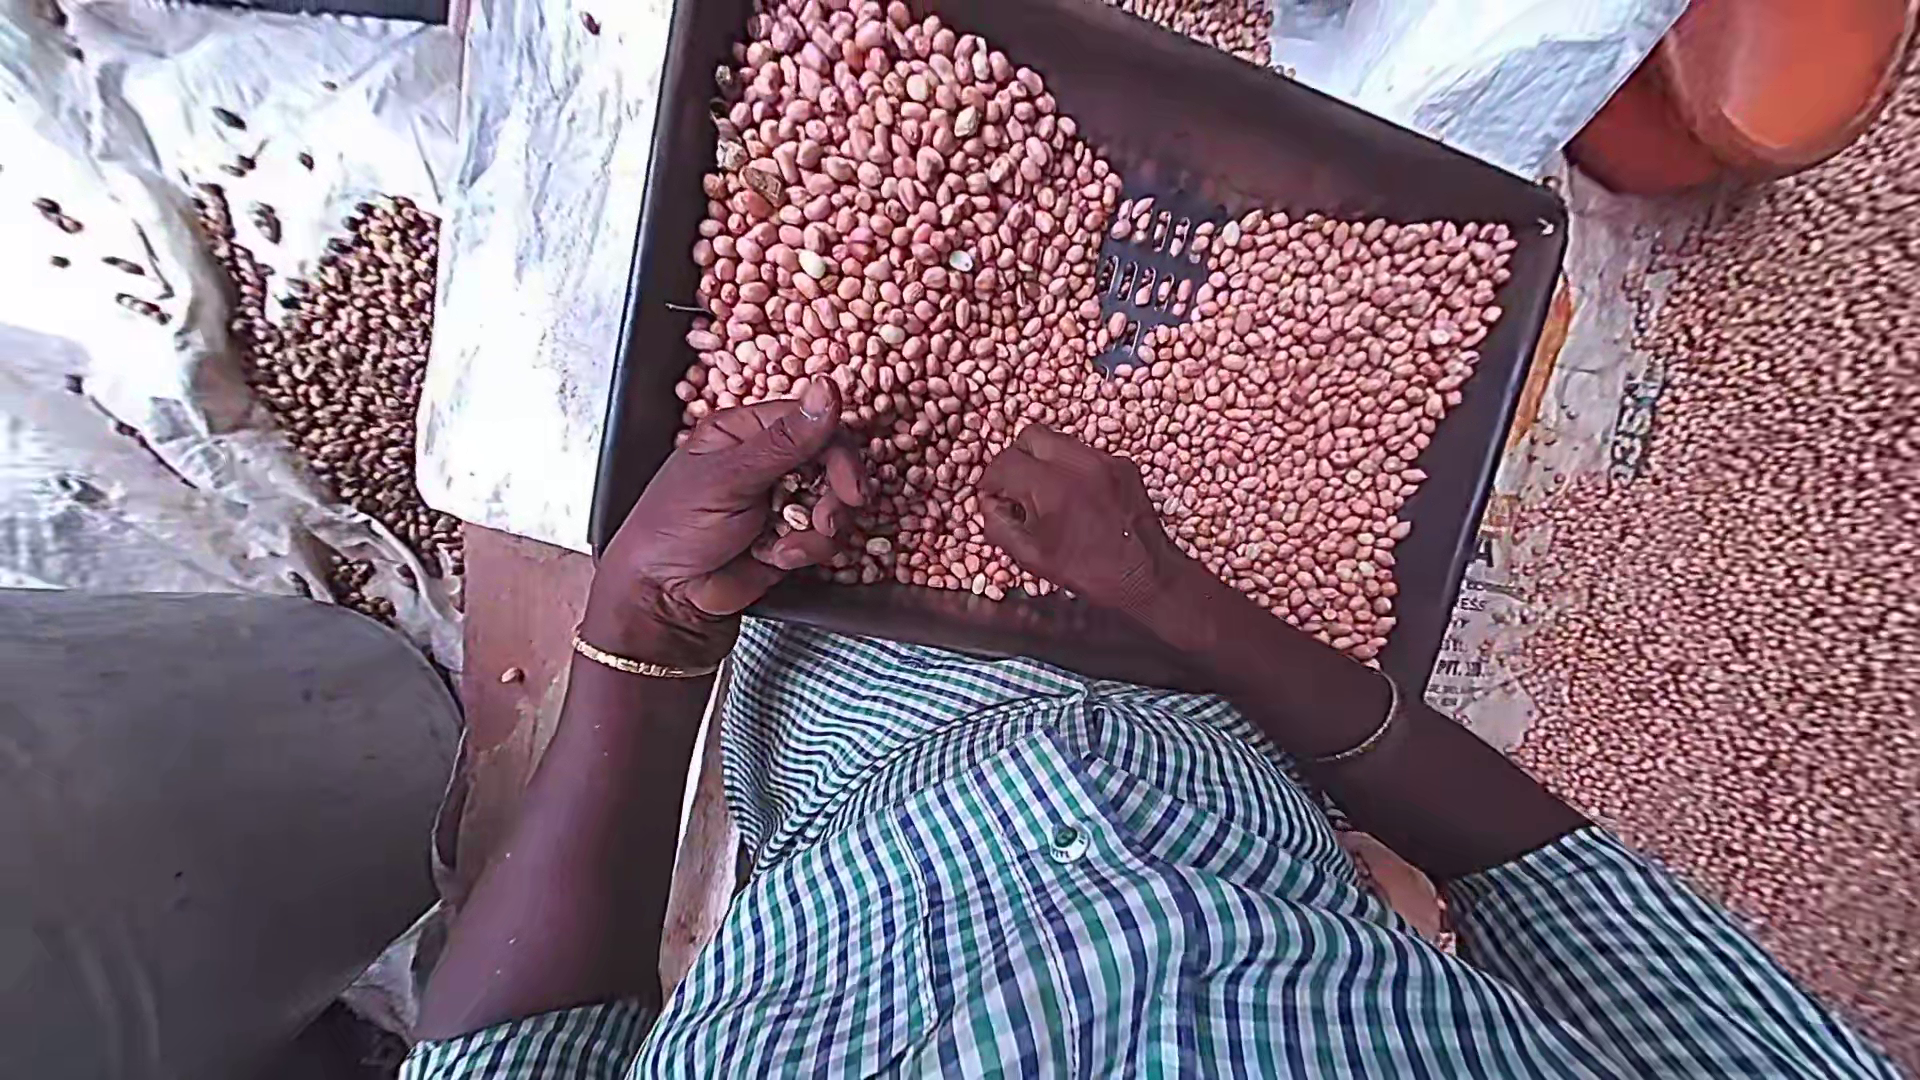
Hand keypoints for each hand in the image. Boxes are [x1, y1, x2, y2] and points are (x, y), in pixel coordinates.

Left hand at [583, 379, 866, 667]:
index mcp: (747, 432)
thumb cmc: (675, 528)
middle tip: (827, 521)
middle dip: (835, 497)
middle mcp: (770, 461)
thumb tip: (829, 390)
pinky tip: (778, 557)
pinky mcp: (792, 534)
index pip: (813, 424)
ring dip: (820, 530)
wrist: (666, 596)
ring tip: (788, 548)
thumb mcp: (729, 478)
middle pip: (833, 463)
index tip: (850, 485)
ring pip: (835, 502)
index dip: (838, 453)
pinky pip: (826, 536)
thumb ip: (786, 441)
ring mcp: (783, 498)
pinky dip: (808, 550)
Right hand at [978, 425, 1189, 617]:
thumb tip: (989, 504)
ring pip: (1059, 441)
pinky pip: (1084, 453)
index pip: (1005, 463)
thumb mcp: (1031, 557)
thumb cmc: (1087, 571)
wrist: (1145, 574)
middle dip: (1015, 458)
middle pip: (1030, 435)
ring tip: (1045, 493)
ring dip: (1043, 460)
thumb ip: (999, 525)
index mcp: (1051, 487)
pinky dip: (1071, 468)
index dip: (991, 480)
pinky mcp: (1122, 464)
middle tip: (1014, 485)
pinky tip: (1074, 496)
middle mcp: (1079, 464)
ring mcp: (1104, 460)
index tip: (992, 494)